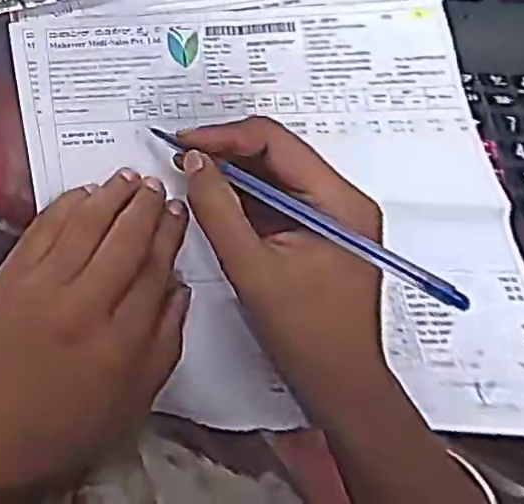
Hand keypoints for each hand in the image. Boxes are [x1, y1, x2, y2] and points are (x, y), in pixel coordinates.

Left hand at [0, 170, 189, 501]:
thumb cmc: (67, 422)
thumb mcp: (133, 400)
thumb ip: (164, 343)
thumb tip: (178, 287)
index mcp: (119, 343)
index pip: (153, 271)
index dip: (169, 236)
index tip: (177, 214)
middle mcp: (82, 306)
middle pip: (123, 240)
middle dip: (144, 207)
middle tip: (156, 187)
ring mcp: (43, 284)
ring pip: (84, 224)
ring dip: (109, 195)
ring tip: (128, 178)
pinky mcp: (13, 272)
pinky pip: (45, 226)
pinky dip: (67, 204)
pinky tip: (83, 192)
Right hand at [176, 118, 384, 408]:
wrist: (341, 385)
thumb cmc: (311, 336)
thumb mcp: (251, 267)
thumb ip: (217, 207)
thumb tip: (193, 161)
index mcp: (338, 203)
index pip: (274, 142)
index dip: (224, 137)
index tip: (186, 142)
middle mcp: (338, 200)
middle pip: (272, 150)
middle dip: (223, 149)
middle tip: (182, 154)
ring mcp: (326, 212)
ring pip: (268, 169)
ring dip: (228, 168)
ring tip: (190, 172)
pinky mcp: (311, 224)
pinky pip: (268, 192)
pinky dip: (237, 190)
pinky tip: (211, 195)